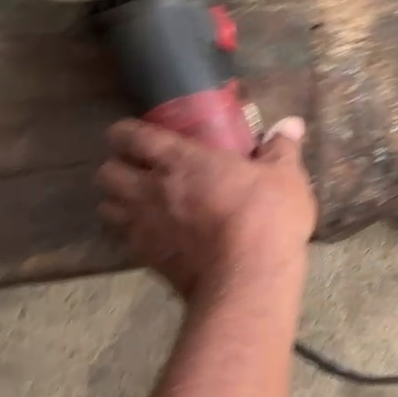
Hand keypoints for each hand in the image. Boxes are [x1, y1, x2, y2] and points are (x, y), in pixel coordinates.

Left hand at [96, 117, 317, 301]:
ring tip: (145, 198)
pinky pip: (124, 234)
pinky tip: (160, 229)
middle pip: (107, 171)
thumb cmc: (267, 213)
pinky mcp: (143, 254)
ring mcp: (142, 224)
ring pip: (106, 204)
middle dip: (119, 165)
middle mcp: (150, 189)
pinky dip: (134, 227)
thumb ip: (282, 147)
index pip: (133, 137)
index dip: (126, 131)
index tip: (134, 130)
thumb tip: (291, 123)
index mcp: (183, 161)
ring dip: (119, 197)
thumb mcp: (286, 175)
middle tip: (144, 166)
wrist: (247, 273)